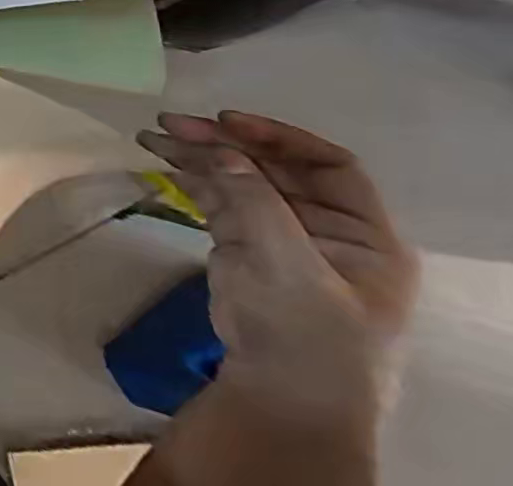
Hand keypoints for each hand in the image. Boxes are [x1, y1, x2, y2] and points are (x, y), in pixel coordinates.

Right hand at [138, 112, 418, 423]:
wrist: (282, 392)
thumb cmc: (308, 332)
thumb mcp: (289, 266)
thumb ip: (255, 202)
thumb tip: (219, 149)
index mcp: (363, 233)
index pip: (327, 165)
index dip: (279, 137)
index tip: (227, 121)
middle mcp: (323, 226)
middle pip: (272, 167)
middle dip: (222, 141)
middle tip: (169, 122)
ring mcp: (280, 235)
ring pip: (237, 179)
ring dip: (196, 154)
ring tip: (149, 135)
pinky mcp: (241, 244)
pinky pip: (216, 198)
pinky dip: (189, 177)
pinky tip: (161, 162)